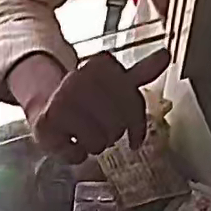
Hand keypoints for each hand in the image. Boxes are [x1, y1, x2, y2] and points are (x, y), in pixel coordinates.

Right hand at [12, 49, 171, 163]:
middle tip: (103, 131)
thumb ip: (139, 73)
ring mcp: (61, 101)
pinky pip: (77, 154)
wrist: (45, 104)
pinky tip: (71, 142)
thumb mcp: (113, 84)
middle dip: (113, 134)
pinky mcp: (47, 123)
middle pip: (117, 125)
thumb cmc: (86, 99)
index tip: (135, 137)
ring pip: (98, 142)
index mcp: (99, 66)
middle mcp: (79, 79)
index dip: (136, 125)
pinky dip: (76, 155)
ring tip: (85, 135)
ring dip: (95, 145)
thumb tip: (165, 56)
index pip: (133, 104)